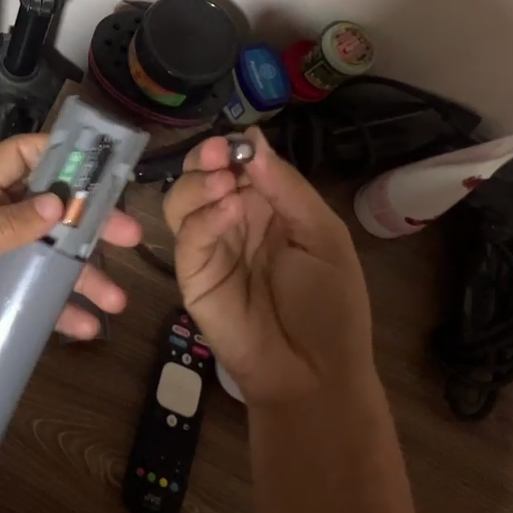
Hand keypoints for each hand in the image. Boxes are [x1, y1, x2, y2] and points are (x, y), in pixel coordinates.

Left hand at [0, 133, 142, 393]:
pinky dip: (62, 309)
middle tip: (130, 237)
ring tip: (116, 300)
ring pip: (48, 256)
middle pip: (47, 208)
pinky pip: (35, 298)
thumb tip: (59, 199)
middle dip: (89, 220)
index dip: (58, 151)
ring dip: (83, 273)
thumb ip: (2, 227)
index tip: (102, 166)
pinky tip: (85, 327)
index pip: (19, 157)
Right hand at [164, 127, 374, 403]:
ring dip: (198, 183)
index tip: (234, 141)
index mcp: (266, 204)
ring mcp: (210, 245)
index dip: (232, 147)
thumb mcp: (323, 236)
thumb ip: (287, 187)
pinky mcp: (192, 273)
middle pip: (202, 173)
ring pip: (182, 198)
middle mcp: (232, 217)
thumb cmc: (330, 305)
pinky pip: (187, 236)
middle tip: (217, 153)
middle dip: (204, 157)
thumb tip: (253, 137)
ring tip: (222, 184)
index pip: (238, 162)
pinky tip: (225, 213)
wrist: (315, 375)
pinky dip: (203, 217)